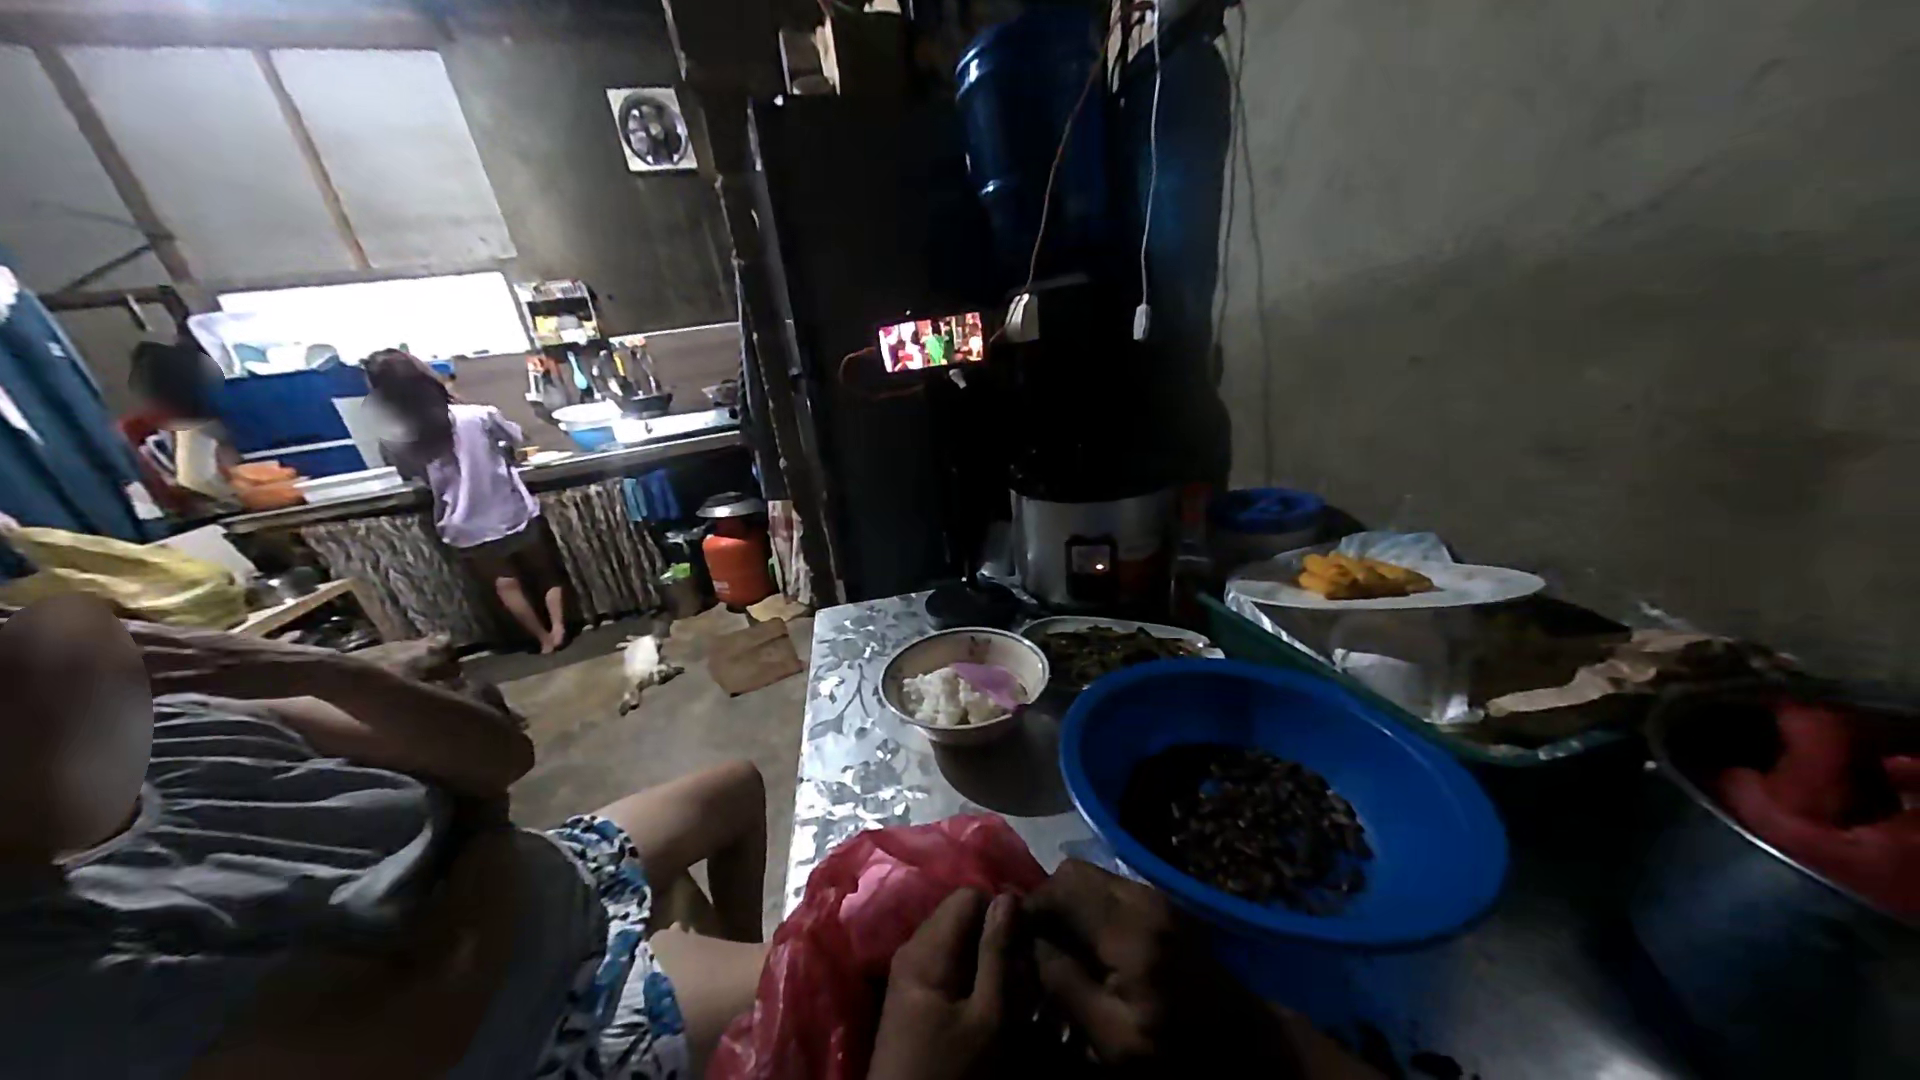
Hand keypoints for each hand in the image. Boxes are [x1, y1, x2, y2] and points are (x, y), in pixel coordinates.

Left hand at [867, 889, 1015, 1079]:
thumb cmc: (949, 1073)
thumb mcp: (985, 1019)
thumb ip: (996, 954)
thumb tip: (1007, 897)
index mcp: (926, 947)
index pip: (968, 895)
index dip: (1000, 908)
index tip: (1027, 937)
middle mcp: (912, 945)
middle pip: (960, 913)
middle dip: (993, 931)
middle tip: (1022, 966)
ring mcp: (908, 966)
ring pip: (954, 934)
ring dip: (984, 951)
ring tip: (1009, 983)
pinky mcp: (910, 987)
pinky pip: (944, 956)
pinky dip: (969, 966)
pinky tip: (986, 995)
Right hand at [1024, 860, 1303, 1075]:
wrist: (1247, 1047)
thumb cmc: (1178, 1053)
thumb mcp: (1114, 1038)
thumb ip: (1065, 984)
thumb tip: (1026, 941)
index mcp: (1128, 931)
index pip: (1058, 890)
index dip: (1028, 909)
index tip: (1013, 937)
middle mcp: (1141, 898)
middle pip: (1071, 871)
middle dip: (1046, 900)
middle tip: (1037, 942)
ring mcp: (1155, 896)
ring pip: (1090, 875)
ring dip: (1067, 901)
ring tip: (1061, 945)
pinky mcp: (1162, 903)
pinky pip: (1110, 887)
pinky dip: (1089, 905)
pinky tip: (1092, 943)